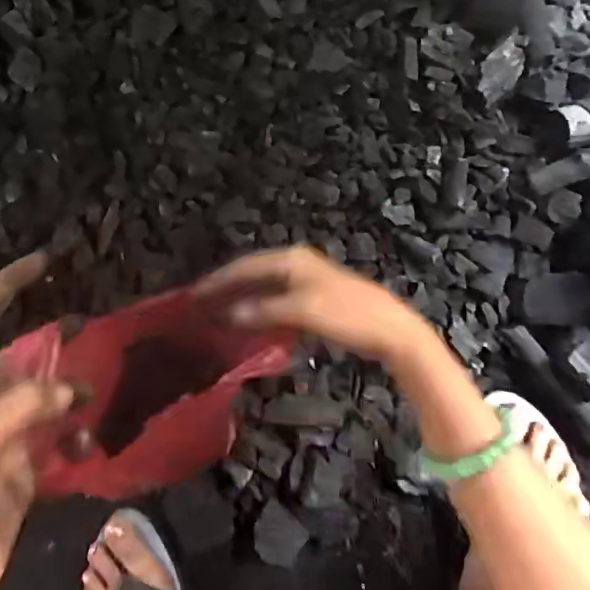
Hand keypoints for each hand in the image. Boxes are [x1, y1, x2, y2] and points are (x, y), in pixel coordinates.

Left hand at [0, 252, 74, 589]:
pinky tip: (91, 447)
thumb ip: (19, 409)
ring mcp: (2, 445)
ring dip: (71, 392)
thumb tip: (73, 386)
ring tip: (102, 388)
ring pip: (43, 402)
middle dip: (52, 337)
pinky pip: (53, 448)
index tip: (42, 261)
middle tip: (91, 324)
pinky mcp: (18, 484)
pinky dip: (74, 441)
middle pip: (20, 357)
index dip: (7, 285)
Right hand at [196, 246, 426, 358]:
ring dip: (241, 299)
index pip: (244, 266)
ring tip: (218, 313)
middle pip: (252, 273)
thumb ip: (264, 311)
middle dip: (226, 287)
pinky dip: (259, 307)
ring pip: (263, 286)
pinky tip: (250, 321)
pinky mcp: (314, 297)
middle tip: (201, 304)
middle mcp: (295, 262)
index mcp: (291, 258)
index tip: (195, 294)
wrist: (394, 331)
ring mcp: (306, 278)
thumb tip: (229, 313)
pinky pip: (276, 298)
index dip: (219, 280)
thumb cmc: (349, 315)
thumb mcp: (304, 312)